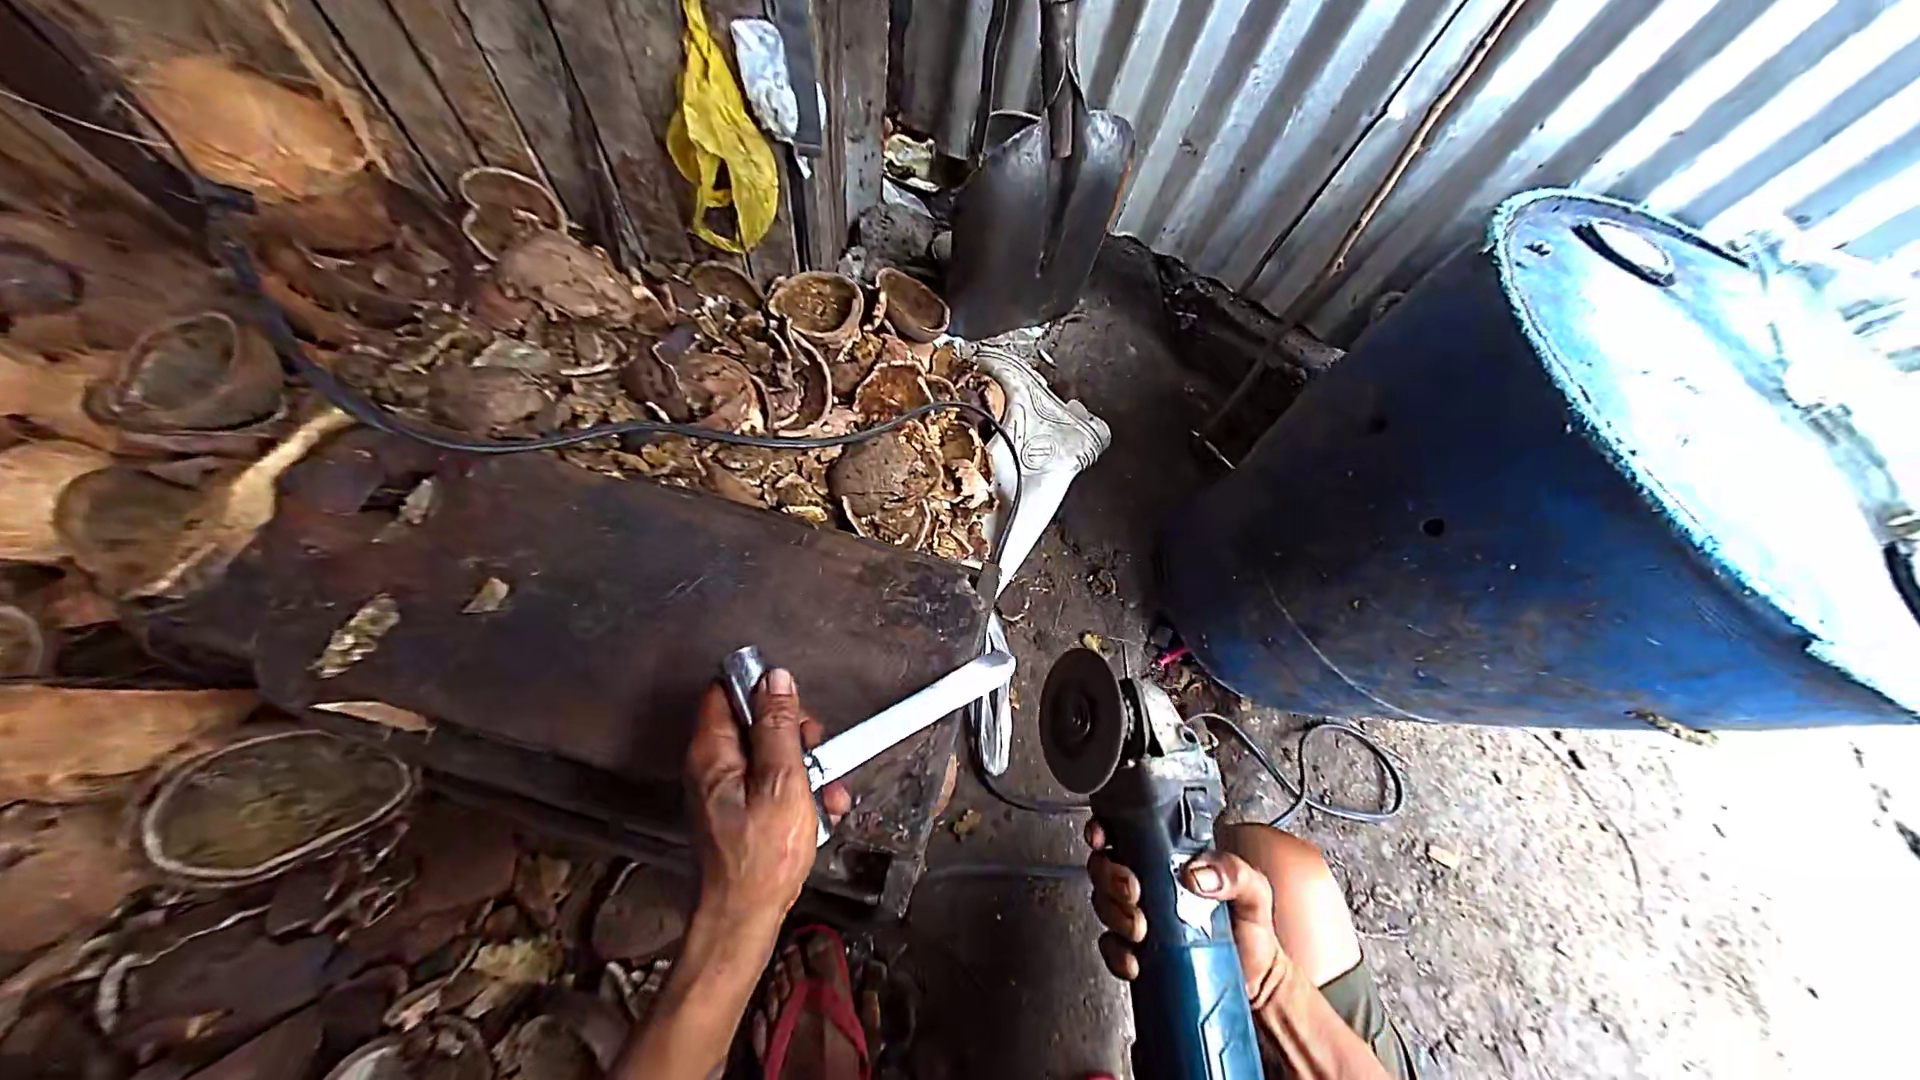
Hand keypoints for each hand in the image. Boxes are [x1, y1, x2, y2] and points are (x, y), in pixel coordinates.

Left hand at [684, 669, 852, 930]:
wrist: (748, 917)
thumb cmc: (761, 858)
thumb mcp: (782, 780)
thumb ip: (779, 726)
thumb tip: (776, 680)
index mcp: (712, 752)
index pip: (727, 691)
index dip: (764, 692)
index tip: (792, 710)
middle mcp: (712, 766)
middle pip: (755, 720)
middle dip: (794, 732)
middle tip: (813, 751)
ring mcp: (726, 788)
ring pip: (770, 751)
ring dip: (805, 764)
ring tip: (824, 788)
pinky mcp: (741, 808)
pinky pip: (773, 780)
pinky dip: (798, 788)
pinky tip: (818, 807)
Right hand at [1085, 820, 1293, 1008]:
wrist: (1258, 987)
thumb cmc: (1251, 930)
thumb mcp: (1253, 891)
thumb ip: (1233, 872)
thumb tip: (1195, 874)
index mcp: (1166, 856)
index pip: (1122, 831)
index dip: (1101, 829)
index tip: (1102, 839)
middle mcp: (1145, 880)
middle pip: (1103, 865)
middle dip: (1109, 876)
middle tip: (1133, 890)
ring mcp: (1137, 914)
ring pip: (1102, 902)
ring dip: (1114, 913)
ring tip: (1140, 927)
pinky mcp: (1135, 950)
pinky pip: (1109, 946)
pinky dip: (1116, 953)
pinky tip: (1135, 960)